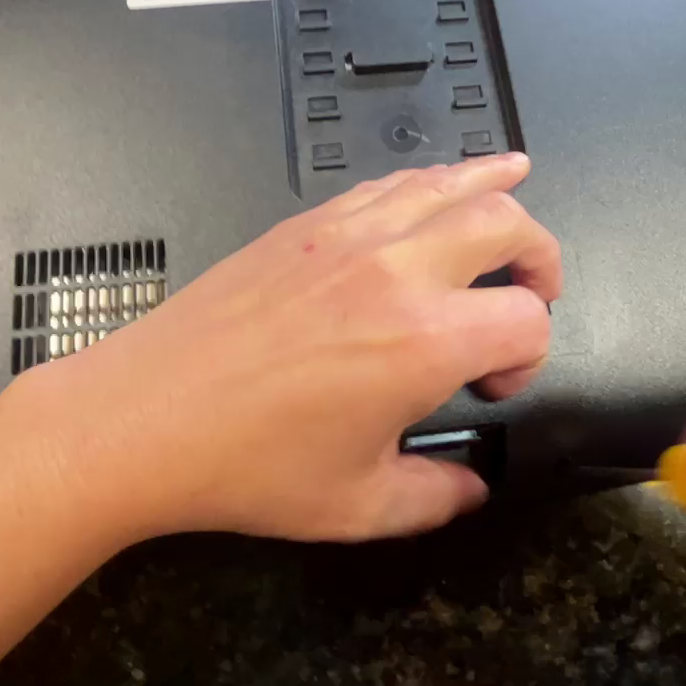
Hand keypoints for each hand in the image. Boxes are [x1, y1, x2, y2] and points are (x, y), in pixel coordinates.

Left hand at [6, 153, 559, 544]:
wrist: (144, 415)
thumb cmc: (245, 464)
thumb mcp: (358, 506)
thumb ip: (436, 496)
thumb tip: (470, 486)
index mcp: (423, 342)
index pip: (527, 319)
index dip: (531, 354)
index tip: (495, 381)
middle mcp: (397, 270)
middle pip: (508, 222)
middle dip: (540, 253)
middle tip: (534, 286)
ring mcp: (350, 233)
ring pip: (451, 181)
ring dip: (495, 186)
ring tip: (518, 178)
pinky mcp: (310, 220)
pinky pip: (389, 183)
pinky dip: (430, 180)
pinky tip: (437, 186)